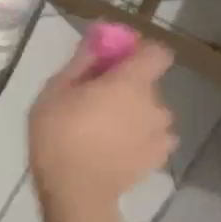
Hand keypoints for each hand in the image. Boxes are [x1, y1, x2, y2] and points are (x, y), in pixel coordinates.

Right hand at [29, 39, 175, 221]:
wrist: (76, 184)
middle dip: (122, 81)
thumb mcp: (58, 86)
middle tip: (89, 90)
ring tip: (97, 118)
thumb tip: (98, 37)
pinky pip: (150, 130)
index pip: (157, 54)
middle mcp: (156, 107)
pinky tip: (109, 138)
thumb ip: (84, 61)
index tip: (114, 51)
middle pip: (146, 82)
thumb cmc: (58, 127)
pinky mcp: (160, 155)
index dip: (139, 48)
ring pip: (148, 108)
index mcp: (130, 85)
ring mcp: (162, 134)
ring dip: (129, 106)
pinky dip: (134, 127)